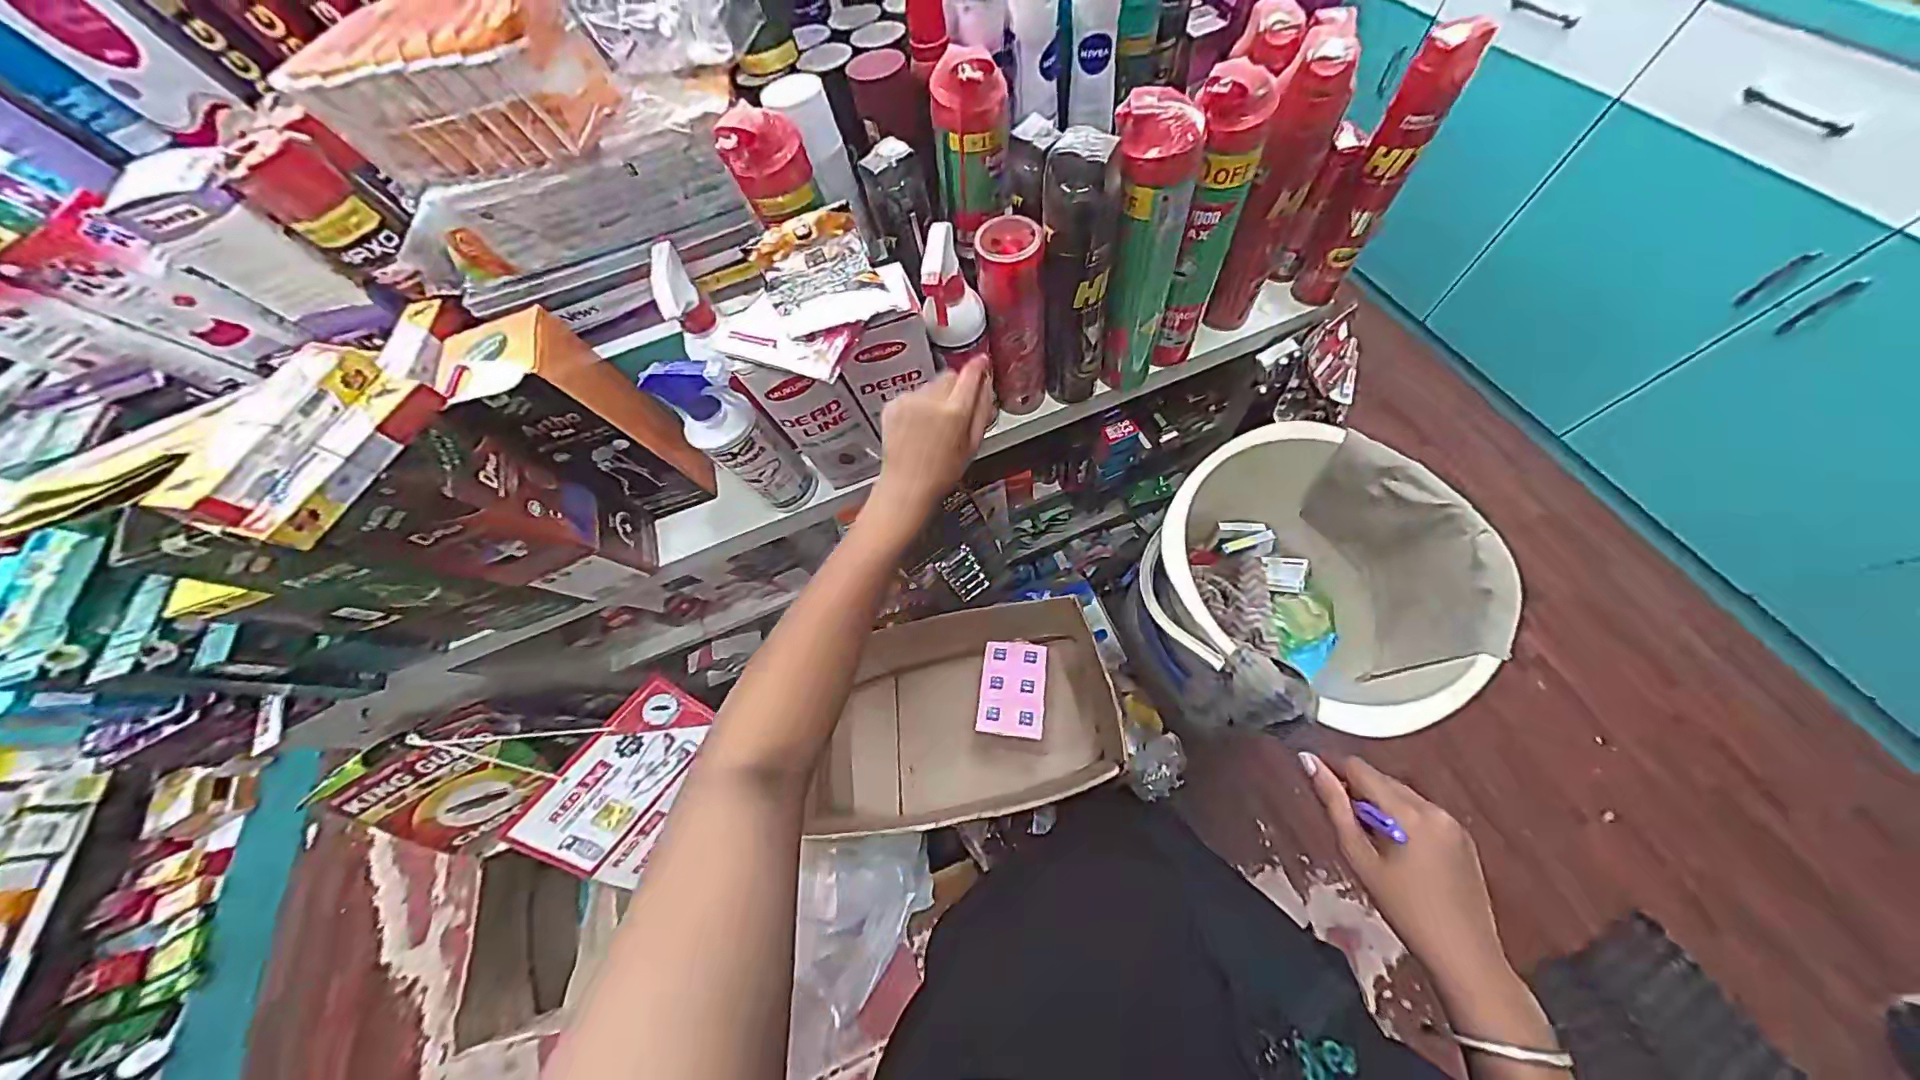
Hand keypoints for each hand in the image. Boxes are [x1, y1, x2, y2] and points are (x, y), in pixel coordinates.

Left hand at [869, 358, 995, 527]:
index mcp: (954, 412)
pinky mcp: (893, 404)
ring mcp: (908, 401)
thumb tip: (986, 383)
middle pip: (949, 376)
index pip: (970, 374)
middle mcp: (930, 400)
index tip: (982, 362)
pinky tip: (917, 428)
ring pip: (930, 385)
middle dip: (955, 389)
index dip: (978, 366)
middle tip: (954, 414)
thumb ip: (982, 409)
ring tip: (933, 427)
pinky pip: (912, 394)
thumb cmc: (941, 472)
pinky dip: (917, 405)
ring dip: (935, 398)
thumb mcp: (973, 444)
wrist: (907, 485)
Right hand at [1300, 753, 1510, 991]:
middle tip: (1335, 811)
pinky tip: (1392, 845)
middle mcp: (1434, 809)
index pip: (1359, 768)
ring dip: (1377, 802)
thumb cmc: (1403, 909)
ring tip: (1363, 833)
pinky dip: (1399, 816)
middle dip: (1354, 787)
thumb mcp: (1359, 857)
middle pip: (1381, 779)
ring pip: (1401, 794)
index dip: (1331, 765)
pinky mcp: (1462, 837)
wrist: (1464, 955)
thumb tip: (1310, 764)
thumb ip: (1334, 805)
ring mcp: (1452, 822)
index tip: (1310, 768)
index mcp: (1408, 812)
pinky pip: (1421, 811)